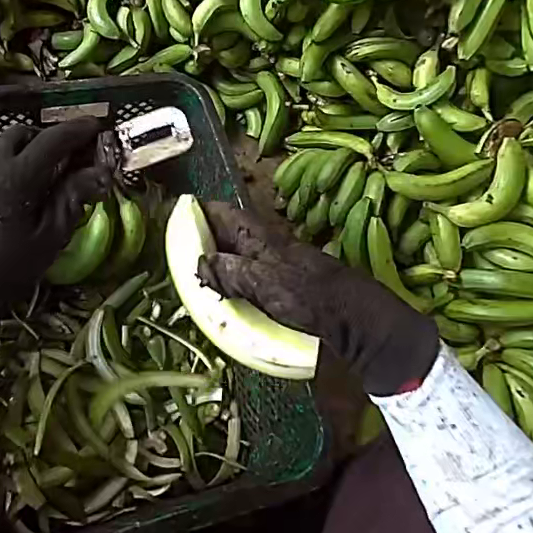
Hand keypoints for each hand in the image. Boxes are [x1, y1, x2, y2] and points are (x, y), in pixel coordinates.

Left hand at [0, 118, 112, 354]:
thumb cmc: (10, 269)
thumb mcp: (51, 237)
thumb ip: (73, 198)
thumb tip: (99, 172)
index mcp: (19, 176)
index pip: (53, 139)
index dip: (77, 130)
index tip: (94, 127)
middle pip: (24, 133)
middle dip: (47, 137)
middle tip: (64, 153)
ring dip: (18, 143)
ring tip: (32, 159)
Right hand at [198, 201, 438, 394]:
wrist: (359, 321)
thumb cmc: (312, 297)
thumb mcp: (264, 282)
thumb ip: (229, 271)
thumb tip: (199, 263)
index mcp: (258, 236)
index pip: (220, 212)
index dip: (196, 211)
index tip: (173, 217)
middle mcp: (263, 245)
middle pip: (224, 234)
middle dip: (200, 240)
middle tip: (176, 256)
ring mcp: (273, 265)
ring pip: (234, 256)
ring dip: (214, 264)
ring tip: (192, 278)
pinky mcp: (281, 286)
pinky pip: (245, 277)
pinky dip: (230, 283)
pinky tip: (223, 298)